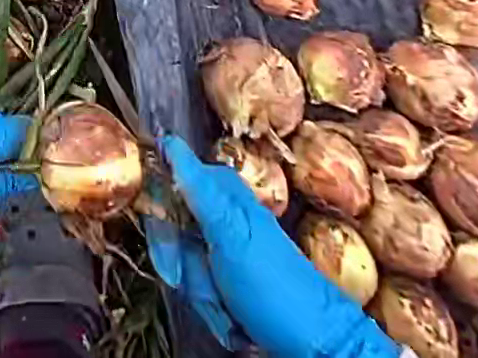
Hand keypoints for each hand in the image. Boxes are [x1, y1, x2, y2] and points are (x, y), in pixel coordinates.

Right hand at [157, 135, 403, 357]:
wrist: (316, 344)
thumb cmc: (274, 285)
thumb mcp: (230, 230)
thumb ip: (197, 184)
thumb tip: (168, 140)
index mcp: (221, 189)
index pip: (165, 186)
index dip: (161, 220)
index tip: (171, 248)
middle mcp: (220, 211)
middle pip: (170, 230)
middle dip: (183, 266)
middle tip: (210, 285)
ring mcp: (224, 246)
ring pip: (182, 264)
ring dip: (200, 293)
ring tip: (229, 307)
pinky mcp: (228, 277)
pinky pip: (198, 290)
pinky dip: (212, 310)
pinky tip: (233, 319)